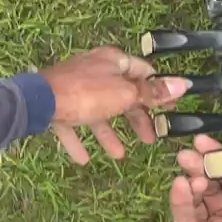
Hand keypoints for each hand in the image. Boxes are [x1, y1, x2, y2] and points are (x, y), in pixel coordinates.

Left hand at [39, 47, 189, 163]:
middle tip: (150, 139)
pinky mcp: (56, 105)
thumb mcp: (125, 94)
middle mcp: (92, 71)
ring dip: (108, 134)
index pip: (142, 72)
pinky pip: (71, 124)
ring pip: (96, 112)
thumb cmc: (87, 94)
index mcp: (111, 61)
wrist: (38, 101)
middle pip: (121, 95)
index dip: (157, 90)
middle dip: (136, 118)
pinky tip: (83, 159)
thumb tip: (183, 84)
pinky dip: (78, 141)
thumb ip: (151, 93)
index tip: (169, 109)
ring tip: (118, 155)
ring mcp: (72, 88)